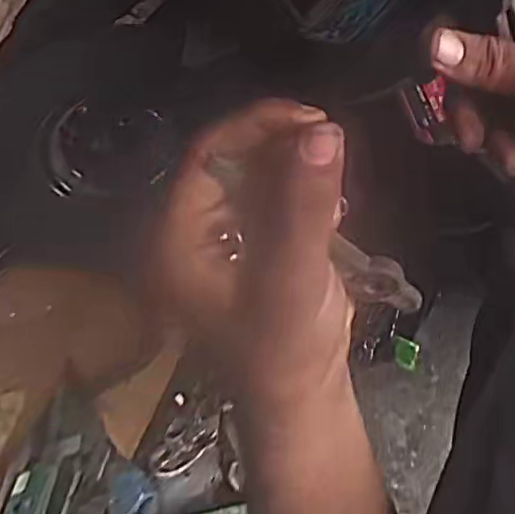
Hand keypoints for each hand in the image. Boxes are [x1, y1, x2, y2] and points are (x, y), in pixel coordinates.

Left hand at [155, 99, 353, 413]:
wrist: (303, 396)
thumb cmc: (284, 348)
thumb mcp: (292, 275)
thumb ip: (306, 203)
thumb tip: (323, 131)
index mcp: (180, 236)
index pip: (208, 154)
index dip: (256, 125)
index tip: (307, 117)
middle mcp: (197, 228)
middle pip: (234, 157)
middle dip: (283, 142)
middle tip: (327, 135)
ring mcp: (229, 233)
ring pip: (260, 170)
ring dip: (299, 161)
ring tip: (334, 166)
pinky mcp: (259, 238)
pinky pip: (279, 190)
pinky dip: (307, 183)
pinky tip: (334, 199)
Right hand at [431, 0, 514, 176]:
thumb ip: (491, 61)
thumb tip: (432, 41)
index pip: (471, 13)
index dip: (448, 51)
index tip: (439, 90)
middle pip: (473, 57)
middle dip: (470, 102)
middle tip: (471, 140)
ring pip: (485, 87)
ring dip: (487, 125)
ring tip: (502, 157)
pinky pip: (504, 105)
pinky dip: (503, 132)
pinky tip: (511, 157)